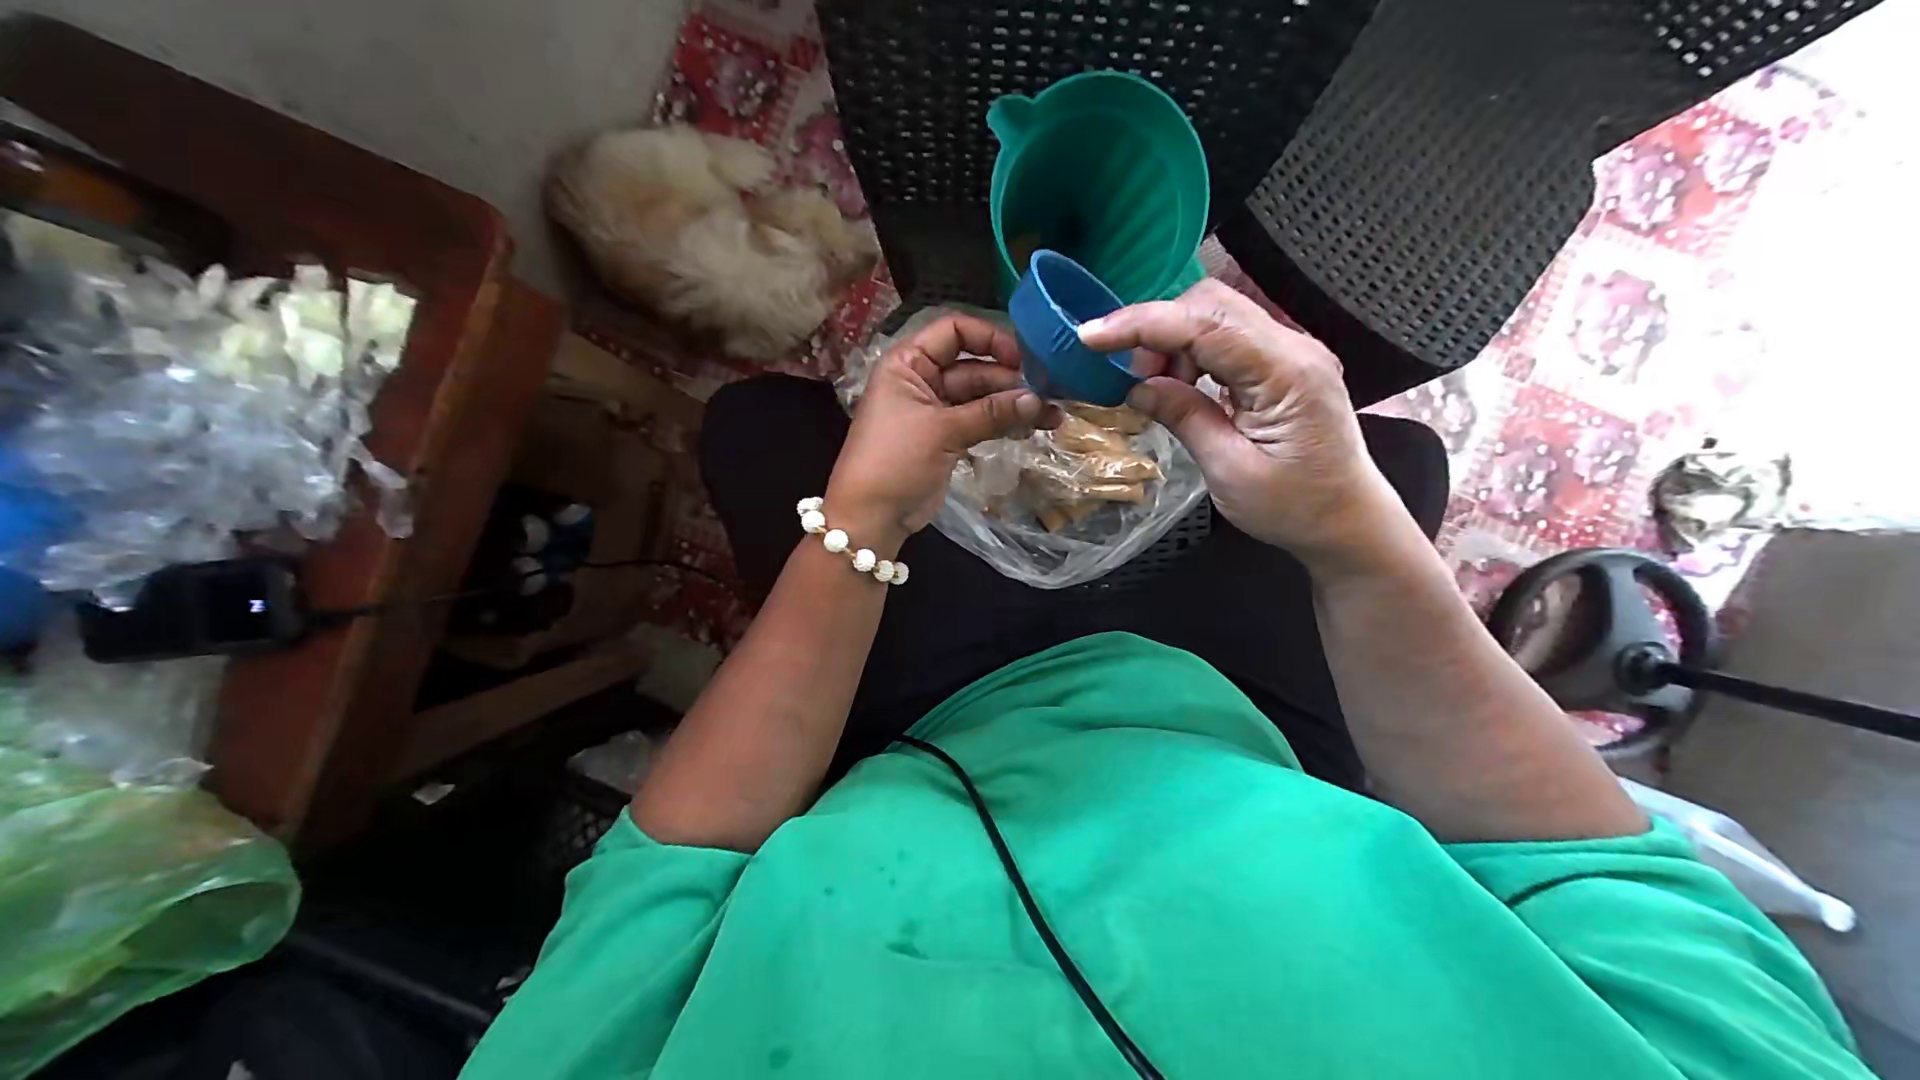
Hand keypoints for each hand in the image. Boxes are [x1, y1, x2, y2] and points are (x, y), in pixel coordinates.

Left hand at [826, 313, 1059, 554]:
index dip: (989, 339)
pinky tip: (1034, 427)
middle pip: (974, 366)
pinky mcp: (948, 437)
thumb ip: (991, 413)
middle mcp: (923, 379)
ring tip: (1052, 414)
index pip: (953, 331)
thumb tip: (1038, 400)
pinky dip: (1004, 423)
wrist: (871, 516)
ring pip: (982, 397)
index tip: (1021, 359)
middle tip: (1050, 393)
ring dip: (1014, 404)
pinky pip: (981, 421)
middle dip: (1010, 380)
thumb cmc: (895, 461)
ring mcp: (936, 410)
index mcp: (909, 363)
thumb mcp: (942, 431)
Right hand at [1078, 280, 1405, 570]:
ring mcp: (1291, 351)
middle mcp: (1293, 347)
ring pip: (1216, 313)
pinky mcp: (1283, 363)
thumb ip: (1184, 417)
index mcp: (1285, 373)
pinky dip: (1192, 351)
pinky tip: (1181, 384)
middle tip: (1130, 376)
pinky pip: (1228, 336)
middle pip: (1210, 303)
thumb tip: (1137, 387)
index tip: (1091, 336)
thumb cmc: (1294, 507)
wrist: (1346, 522)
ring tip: (1156, 386)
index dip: (1141, 324)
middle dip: (1156, 329)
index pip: (1203, 324)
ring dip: (1172, 340)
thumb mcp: (1228, 470)